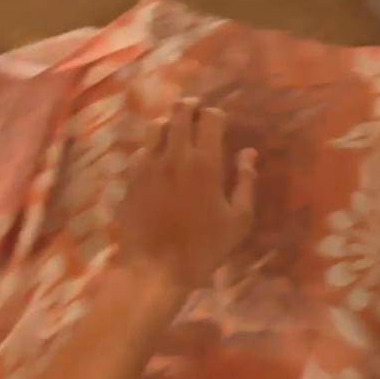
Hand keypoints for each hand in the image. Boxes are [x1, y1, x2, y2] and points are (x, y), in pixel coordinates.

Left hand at [116, 100, 256, 295]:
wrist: (154, 271)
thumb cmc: (203, 247)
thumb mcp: (238, 220)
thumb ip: (245, 181)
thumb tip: (249, 153)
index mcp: (206, 161)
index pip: (211, 117)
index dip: (216, 114)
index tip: (220, 121)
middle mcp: (176, 154)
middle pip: (181, 111)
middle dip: (191, 107)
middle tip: (197, 115)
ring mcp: (149, 164)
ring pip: (156, 125)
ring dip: (168, 123)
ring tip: (175, 132)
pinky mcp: (130, 177)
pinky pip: (140, 149)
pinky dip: (150, 147)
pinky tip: (156, 159)